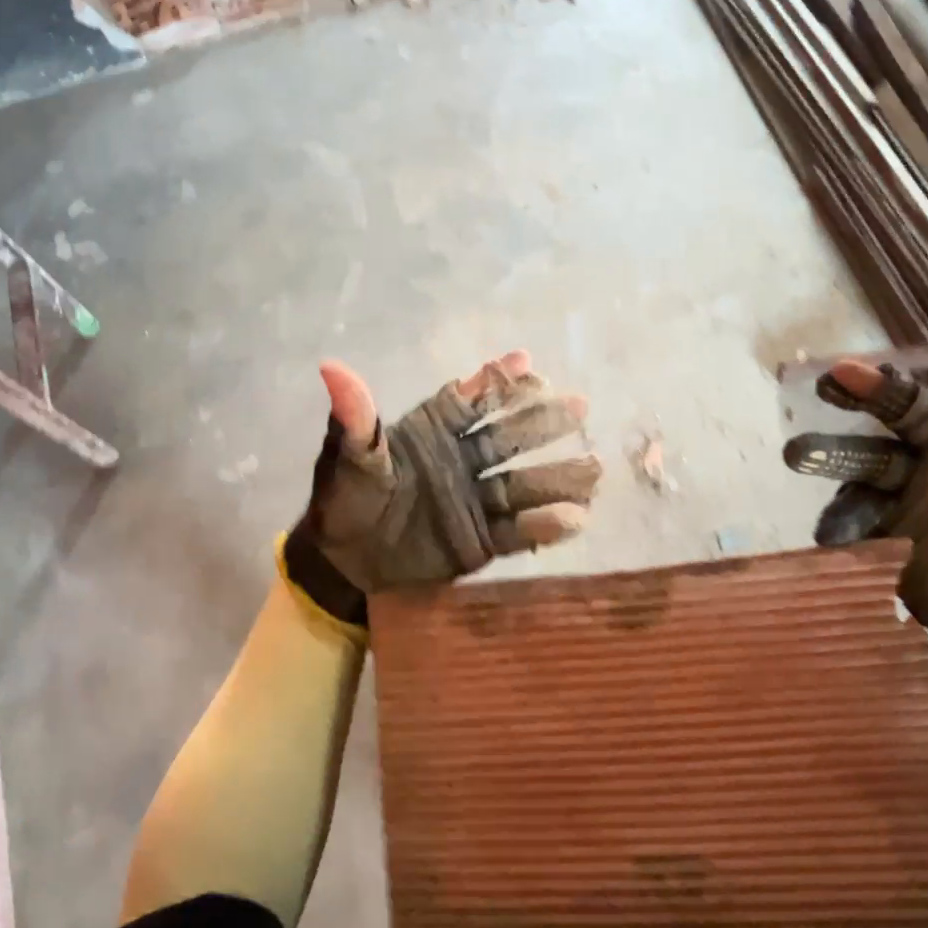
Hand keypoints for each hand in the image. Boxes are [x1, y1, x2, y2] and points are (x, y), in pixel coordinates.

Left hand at [284, 350, 600, 625]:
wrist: (345, 563)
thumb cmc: (345, 502)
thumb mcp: (347, 460)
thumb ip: (355, 421)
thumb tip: (332, 368)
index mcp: (432, 432)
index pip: (471, 401)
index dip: (499, 382)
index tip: (529, 364)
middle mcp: (463, 461)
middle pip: (508, 438)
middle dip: (543, 422)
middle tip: (580, 406)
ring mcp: (476, 502)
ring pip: (522, 484)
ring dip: (558, 476)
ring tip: (595, 468)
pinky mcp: (482, 541)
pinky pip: (518, 532)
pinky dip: (544, 526)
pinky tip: (576, 518)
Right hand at [784, 361, 927, 679]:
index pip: (909, 410)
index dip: (875, 391)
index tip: (837, 371)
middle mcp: (917, 471)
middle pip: (868, 452)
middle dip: (832, 450)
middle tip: (797, 452)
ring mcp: (894, 509)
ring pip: (854, 495)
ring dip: (835, 506)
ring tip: (825, 530)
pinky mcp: (879, 545)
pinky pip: (852, 536)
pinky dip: (841, 539)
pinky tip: (833, 548)